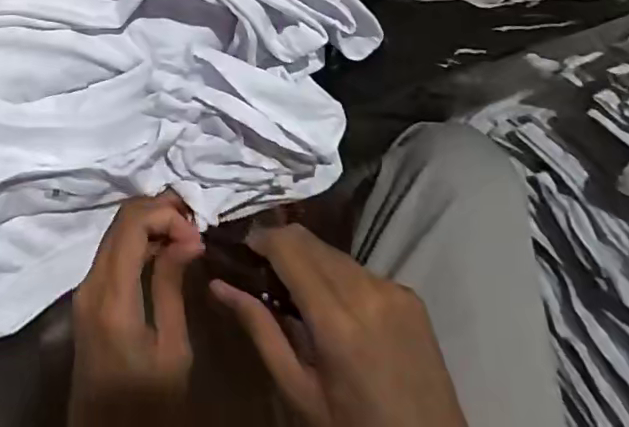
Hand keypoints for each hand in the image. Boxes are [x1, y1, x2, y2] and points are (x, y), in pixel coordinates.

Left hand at [69, 192, 204, 426]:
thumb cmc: (146, 404)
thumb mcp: (172, 351)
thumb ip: (172, 286)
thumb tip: (187, 237)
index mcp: (111, 296)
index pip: (132, 224)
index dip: (166, 214)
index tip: (196, 232)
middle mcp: (90, 284)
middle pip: (120, 221)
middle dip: (159, 211)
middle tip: (194, 222)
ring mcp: (84, 289)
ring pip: (115, 232)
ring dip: (150, 222)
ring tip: (186, 232)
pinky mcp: (87, 297)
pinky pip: (112, 251)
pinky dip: (140, 239)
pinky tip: (166, 247)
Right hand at [210, 224, 467, 426]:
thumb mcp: (299, 391)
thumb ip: (261, 330)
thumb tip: (218, 285)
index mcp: (336, 318)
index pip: (289, 246)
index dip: (261, 237)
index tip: (241, 247)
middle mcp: (368, 289)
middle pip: (311, 242)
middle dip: (281, 246)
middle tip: (261, 270)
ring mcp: (394, 288)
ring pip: (336, 252)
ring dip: (310, 260)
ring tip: (296, 292)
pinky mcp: (410, 295)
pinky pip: (363, 271)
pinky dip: (340, 277)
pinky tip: (336, 309)